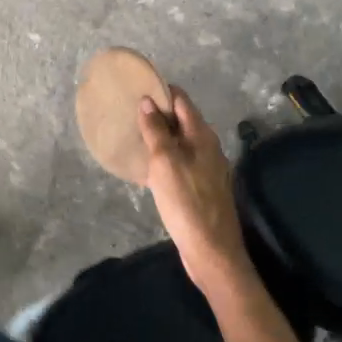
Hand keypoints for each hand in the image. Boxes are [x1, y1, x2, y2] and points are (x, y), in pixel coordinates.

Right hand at [138, 86, 252, 294]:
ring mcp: (208, 169)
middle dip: (158, 113)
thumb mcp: (165, 162)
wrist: (212, 253)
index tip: (136, 88)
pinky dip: (165, 156)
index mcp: (202, 136)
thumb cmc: (187, 202)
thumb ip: (156, 130)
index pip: (181, 100)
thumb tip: (147, 101)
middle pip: (182, 120)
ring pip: (181, 142)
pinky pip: (181, 161)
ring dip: (160, 136)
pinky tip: (149, 165)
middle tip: (129, 112)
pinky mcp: (202, 188)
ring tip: (134, 135)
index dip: (160, 91)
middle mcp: (208, 147)